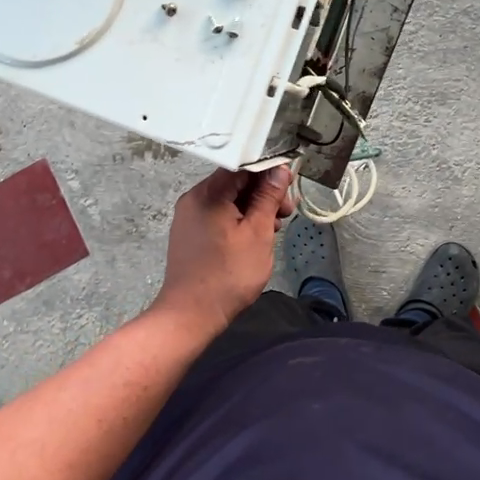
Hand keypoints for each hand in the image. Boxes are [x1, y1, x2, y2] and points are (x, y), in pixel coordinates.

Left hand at [153, 167, 295, 329]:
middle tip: (285, 213)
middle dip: (264, 193)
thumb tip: (280, 170)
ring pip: (228, 199)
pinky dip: (239, 219)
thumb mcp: (258, 234)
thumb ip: (269, 198)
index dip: (269, 170)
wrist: (190, 315)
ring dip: (253, 208)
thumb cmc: (228, 275)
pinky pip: (219, 214)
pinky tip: (254, 237)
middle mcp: (194, 197)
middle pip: (235, 181)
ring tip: (273, 229)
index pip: (242, 164)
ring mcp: (189, 215)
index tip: (290, 185)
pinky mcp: (190, 232)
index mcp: (208, 192)